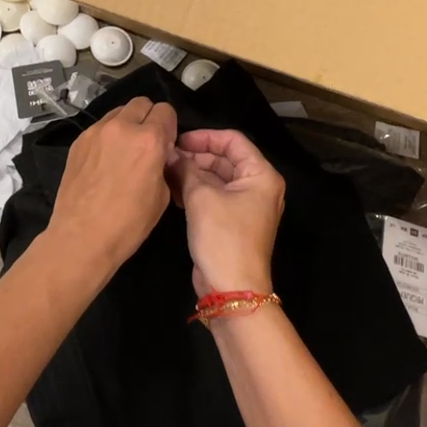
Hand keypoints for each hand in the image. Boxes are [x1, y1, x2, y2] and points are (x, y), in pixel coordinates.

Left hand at [47, 97, 177, 277]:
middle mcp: (122, 127)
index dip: (169, 127)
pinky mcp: (78, 141)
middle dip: (149, 118)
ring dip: (127, 124)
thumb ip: (164, 165)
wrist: (81, 238)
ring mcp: (96, 131)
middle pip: (141, 103)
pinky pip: (100, 127)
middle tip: (147, 143)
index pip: (166, 111)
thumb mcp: (162, 196)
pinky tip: (105, 160)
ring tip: (124, 150)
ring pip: (119, 111)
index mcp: (148, 139)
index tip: (166, 144)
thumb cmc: (128, 223)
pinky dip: (108, 135)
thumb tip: (161, 156)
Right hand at [168, 129, 284, 294]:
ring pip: (218, 178)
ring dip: (193, 174)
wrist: (232, 290)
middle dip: (195, 156)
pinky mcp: (233, 222)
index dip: (205, 137)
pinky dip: (196, 191)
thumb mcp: (201, 197)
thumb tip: (169, 153)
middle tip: (166, 157)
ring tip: (165, 172)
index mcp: (261, 175)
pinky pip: (215, 196)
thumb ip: (185, 169)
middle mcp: (258, 187)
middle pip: (225, 159)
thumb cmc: (223, 237)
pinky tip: (172, 190)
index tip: (178, 141)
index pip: (233, 141)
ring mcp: (246, 206)